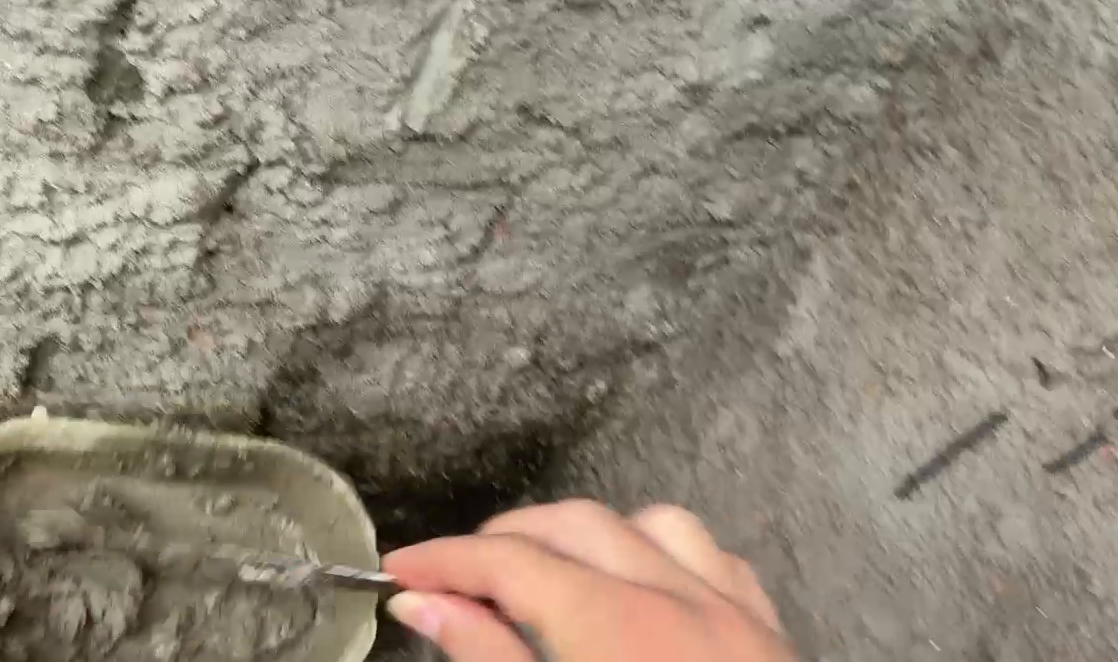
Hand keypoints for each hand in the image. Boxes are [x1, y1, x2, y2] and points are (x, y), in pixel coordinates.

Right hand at [382, 501, 795, 661]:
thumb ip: (488, 658)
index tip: (395, 570)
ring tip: (544, 576)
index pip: (506, 561)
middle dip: (499, 542)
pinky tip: (638, 588)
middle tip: (456, 584)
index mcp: (622, 628)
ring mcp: (740, 619)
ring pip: (646, 525)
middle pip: (566, 526)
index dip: (441, 559)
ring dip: (582, 538)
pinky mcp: (779, 644)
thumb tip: (420, 603)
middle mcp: (681, 601)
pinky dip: (658, 555)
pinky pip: (712, 561)